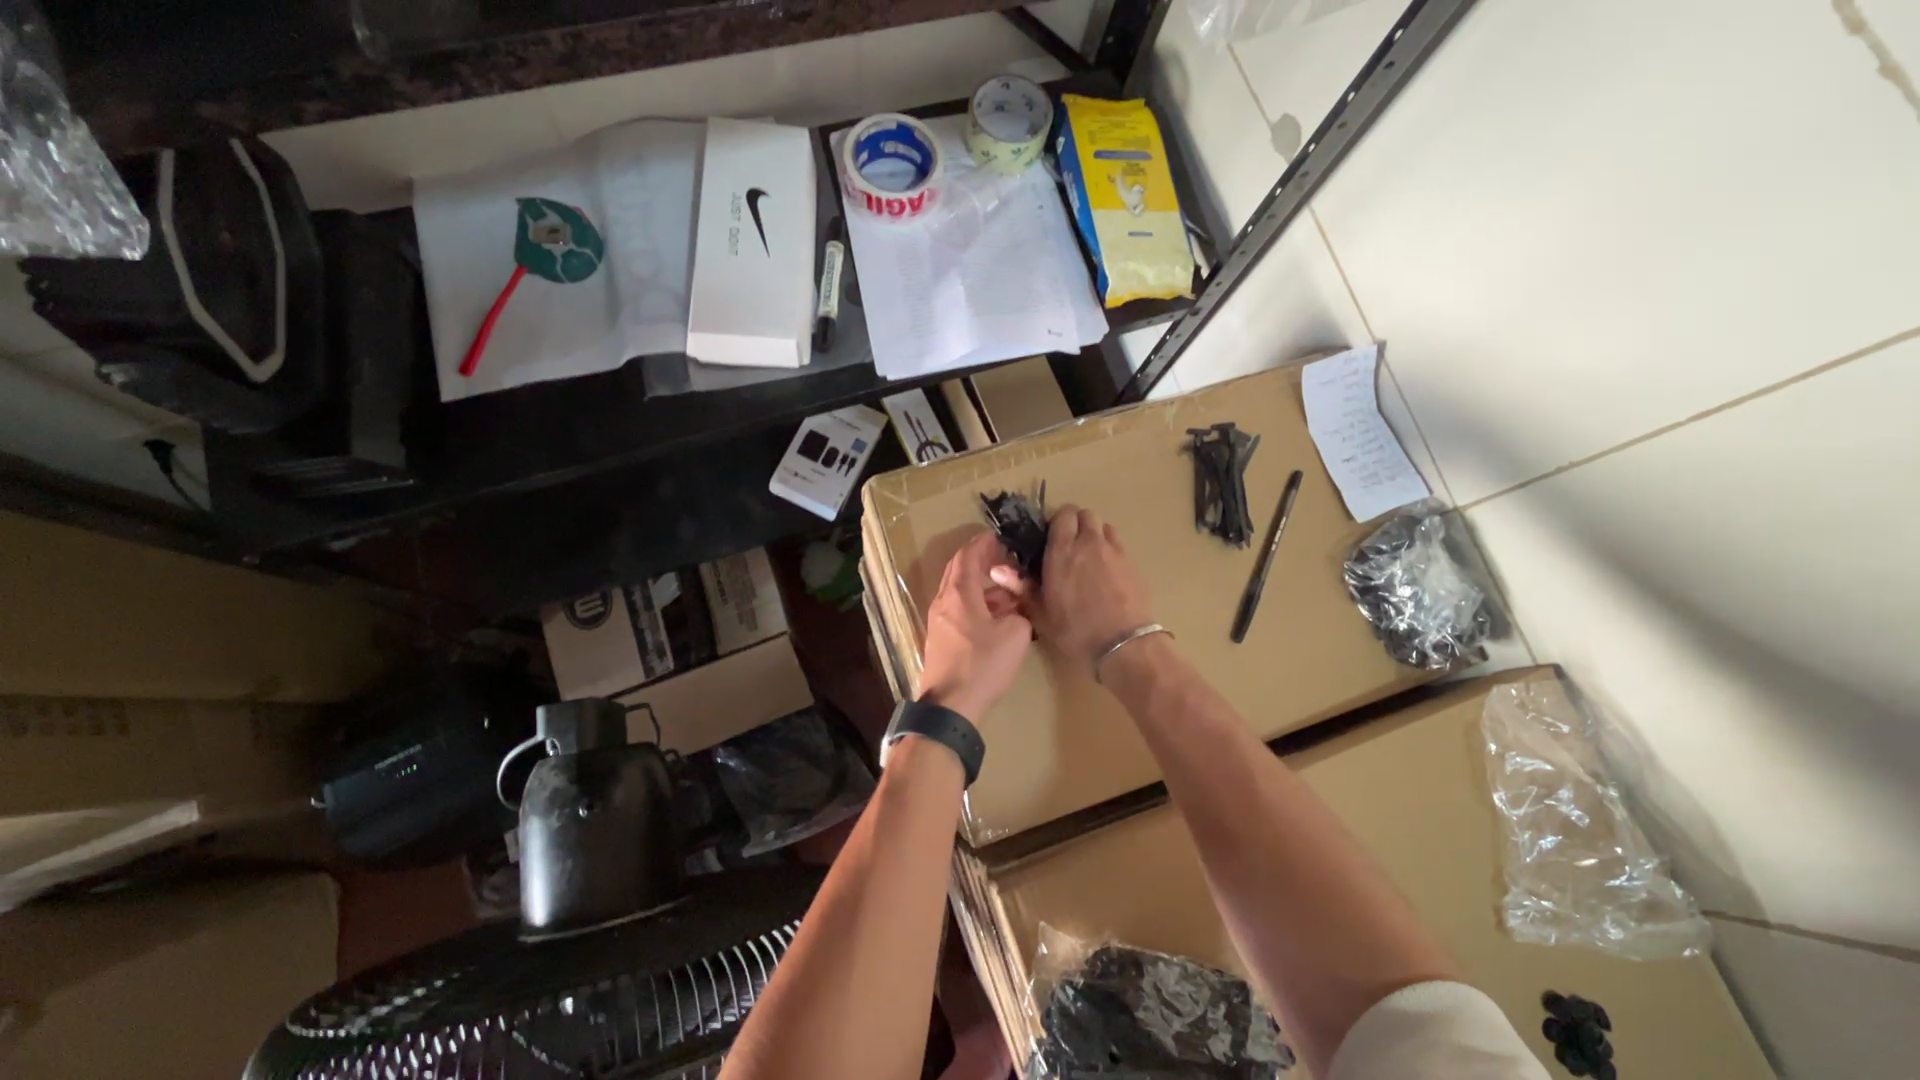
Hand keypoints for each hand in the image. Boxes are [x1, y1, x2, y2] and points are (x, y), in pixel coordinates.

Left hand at [918, 531, 1033, 721]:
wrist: (951, 706)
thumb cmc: (983, 665)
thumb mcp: (1015, 635)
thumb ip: (1020, 613)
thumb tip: (1016, 612)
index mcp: (959, 593)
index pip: (968, 555)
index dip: (983, 543)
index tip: (999, 536)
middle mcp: (943, 602)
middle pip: (959, 571)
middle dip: (982, 563)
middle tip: (1007, 563)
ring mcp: (939, 622)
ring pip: (960, 594)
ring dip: (983, 589)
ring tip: (1010, 596)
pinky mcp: (941, 640)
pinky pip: (958, 611)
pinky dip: (977, 606)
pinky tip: (997, 619)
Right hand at [991, 505, 1151, 668]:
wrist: (1121, 644)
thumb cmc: (1074, 630)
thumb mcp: (1041, 614)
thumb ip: (1020, 587)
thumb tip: (996, 570)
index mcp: (1062, 551)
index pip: (1062, 514)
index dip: (1056, 521)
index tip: (1050, 537)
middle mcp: (1088, 543)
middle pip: (1085, 514)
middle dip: (1076, 524)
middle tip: (1068, 545)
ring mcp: (1114, 550)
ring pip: (1104, 526)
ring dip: (1095, 534)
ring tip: (1089, 556)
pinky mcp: (1133, 562)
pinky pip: (1119, 543)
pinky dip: (1110, 547)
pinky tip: (1107, 569)